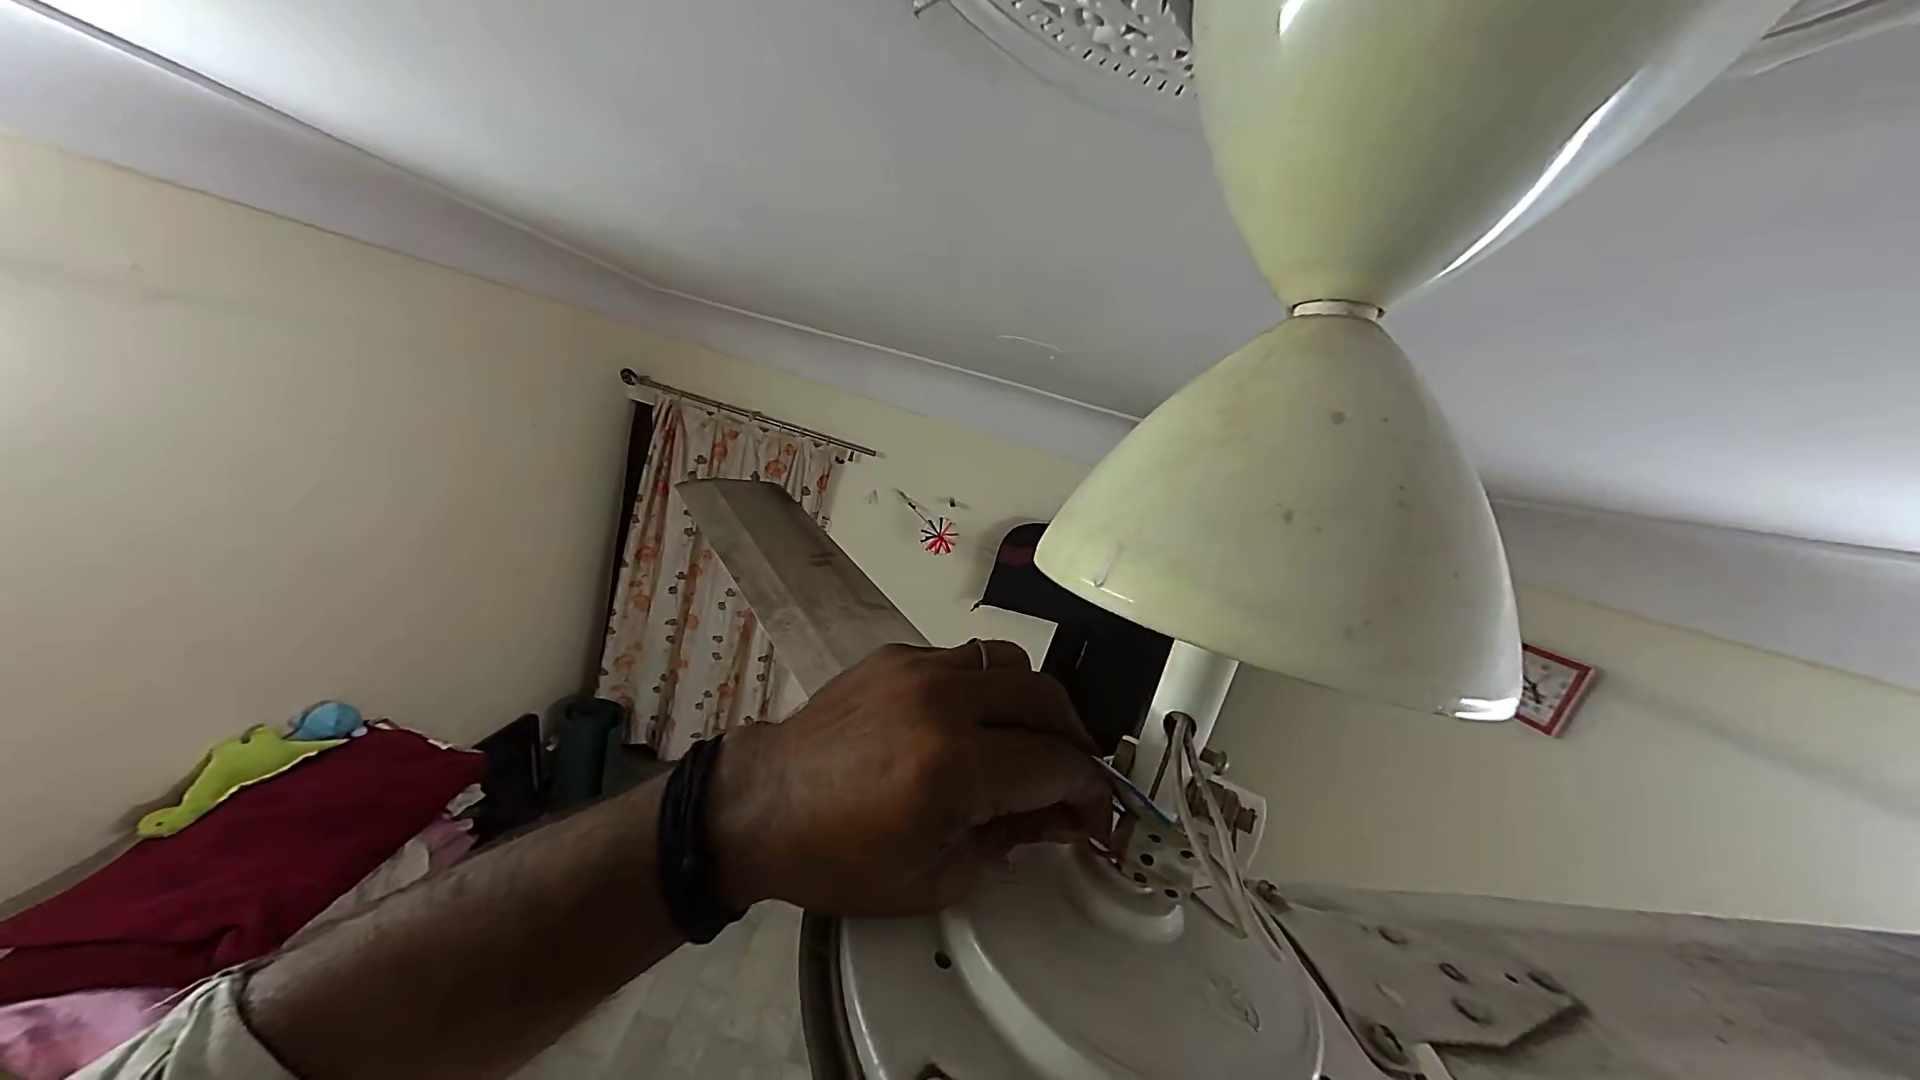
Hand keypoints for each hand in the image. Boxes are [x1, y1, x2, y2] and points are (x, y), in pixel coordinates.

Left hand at [708, 641, 1111, 915]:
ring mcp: (917, 667)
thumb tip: (1065, 816)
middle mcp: (942, 700)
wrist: (760, 805)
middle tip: (1071, 774)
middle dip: (1074, 738)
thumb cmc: (841, 857)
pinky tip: (971, 719)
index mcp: (952, 764)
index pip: (1055, 763)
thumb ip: (1013, 837)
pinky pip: (966, 658)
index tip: (1098, 812)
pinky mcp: (896, 653)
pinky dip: (987, 686)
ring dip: (1034, 703)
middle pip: (1046, 697)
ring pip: (1011, 663)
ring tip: (1027, 740)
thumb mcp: (937, 874)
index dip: (1090, 792)